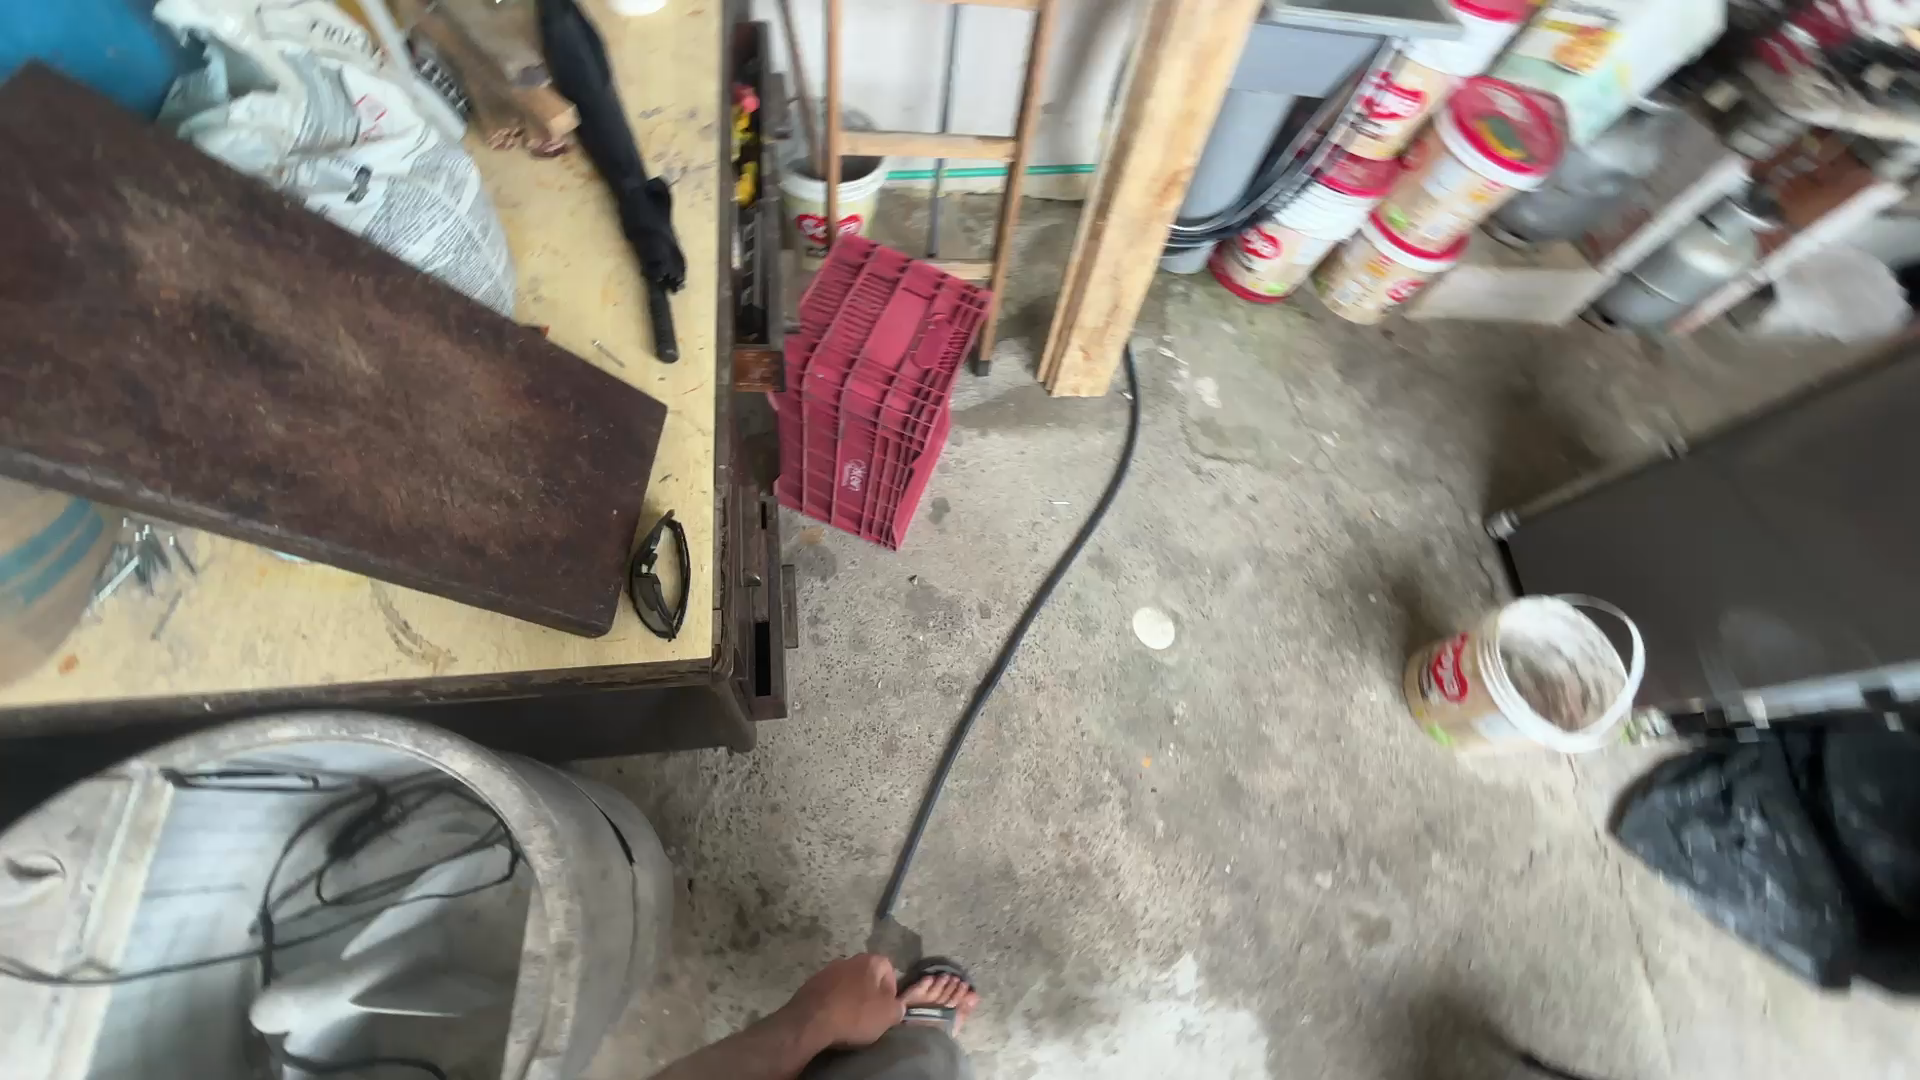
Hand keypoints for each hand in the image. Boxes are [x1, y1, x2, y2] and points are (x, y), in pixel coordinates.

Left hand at [779, 954, 903, 1049]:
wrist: (811, 1020)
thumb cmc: (854, 1014)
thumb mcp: (886, 1016)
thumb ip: (898, 1008)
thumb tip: (898, 1006)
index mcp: (870, 961)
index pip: (889, 968)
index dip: (890, 989)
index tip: (886, 1008)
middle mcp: (850, 959)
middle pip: (867, 974)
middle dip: (870, 993)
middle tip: (869, 1014)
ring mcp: (829, 969)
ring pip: (847, 982)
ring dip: (851, 996)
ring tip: (849, 1018)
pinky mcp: (812, 982)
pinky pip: (830, 991)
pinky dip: (834, 1002)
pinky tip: (833, 1018)